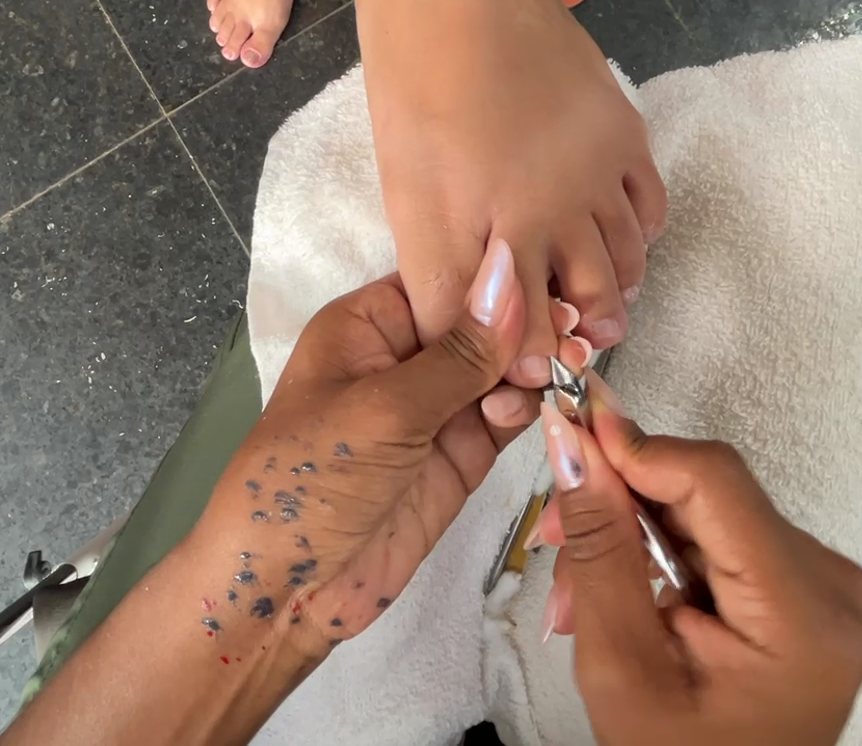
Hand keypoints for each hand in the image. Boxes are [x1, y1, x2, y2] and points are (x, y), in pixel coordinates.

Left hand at [183, 237, 534, 662]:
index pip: (441, 278)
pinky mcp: (458, 454)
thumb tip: (510, 268)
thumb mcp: (386, 407)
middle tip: (571, 332)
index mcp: (368, 324)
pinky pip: (502, 415)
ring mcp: (433, 407)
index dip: (493, 280)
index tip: (548, 277)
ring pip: (497, 370)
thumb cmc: (314, 475)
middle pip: (476, 325)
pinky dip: (523, 407)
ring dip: (527, 368)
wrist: (290, 593)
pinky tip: (533, 404)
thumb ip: (461, 350)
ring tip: (558, 368)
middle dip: (519, 327)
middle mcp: (403, 357)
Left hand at [357, 0, 666, 393]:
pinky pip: (652, 203)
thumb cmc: (415, 88)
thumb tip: (473, 349)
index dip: (531, 365)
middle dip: (579, 334)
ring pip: (632, 256)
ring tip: (587, 307)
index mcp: (521, 231)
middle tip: (559, 346)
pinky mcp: (623, 125)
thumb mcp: (409, 194)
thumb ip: (444, 280)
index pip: (540, 331)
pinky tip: (615, 239)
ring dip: (611, 290)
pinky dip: (639, 236)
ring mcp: (611, 163)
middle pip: (601, 299)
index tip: (518, 382)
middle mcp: (582, 206)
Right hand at [536, 377, 861, 745]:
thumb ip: (599, 542)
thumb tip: (570, 436)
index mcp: (804, 612)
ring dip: (627, 529)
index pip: (713, 480)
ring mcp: (821, 582)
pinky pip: (710, 532)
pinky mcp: (799, 585)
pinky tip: (618, 586)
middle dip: (618, 503)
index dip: (635, 445)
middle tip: (552, 536)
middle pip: (704, 491)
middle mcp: (831, 581)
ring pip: (698, 507)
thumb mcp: (618, 660)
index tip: (565, 427)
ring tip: (578, 588)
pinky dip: (654, 549)